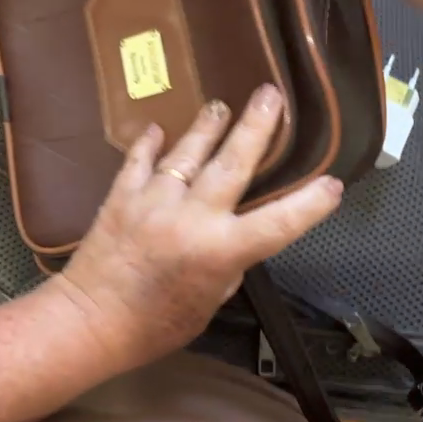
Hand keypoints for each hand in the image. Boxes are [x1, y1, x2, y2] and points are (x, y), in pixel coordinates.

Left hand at [44, 85, 344, 372]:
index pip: (279, 222)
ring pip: (186, 153)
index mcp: (221, 251)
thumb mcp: (208, 303)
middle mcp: (192, 217)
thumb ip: (227, 264)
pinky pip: (138, 161)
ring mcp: (154, 201)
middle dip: (257, 126)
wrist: (91, 320)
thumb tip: (232, 238)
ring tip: (219, 105)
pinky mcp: (122, 196)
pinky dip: (148, 144)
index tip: (331, 183)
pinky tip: (156, 129)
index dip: (310, 203)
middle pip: (233, 163)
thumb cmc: (155, 326)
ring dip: (205, 126)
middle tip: (271, 95)